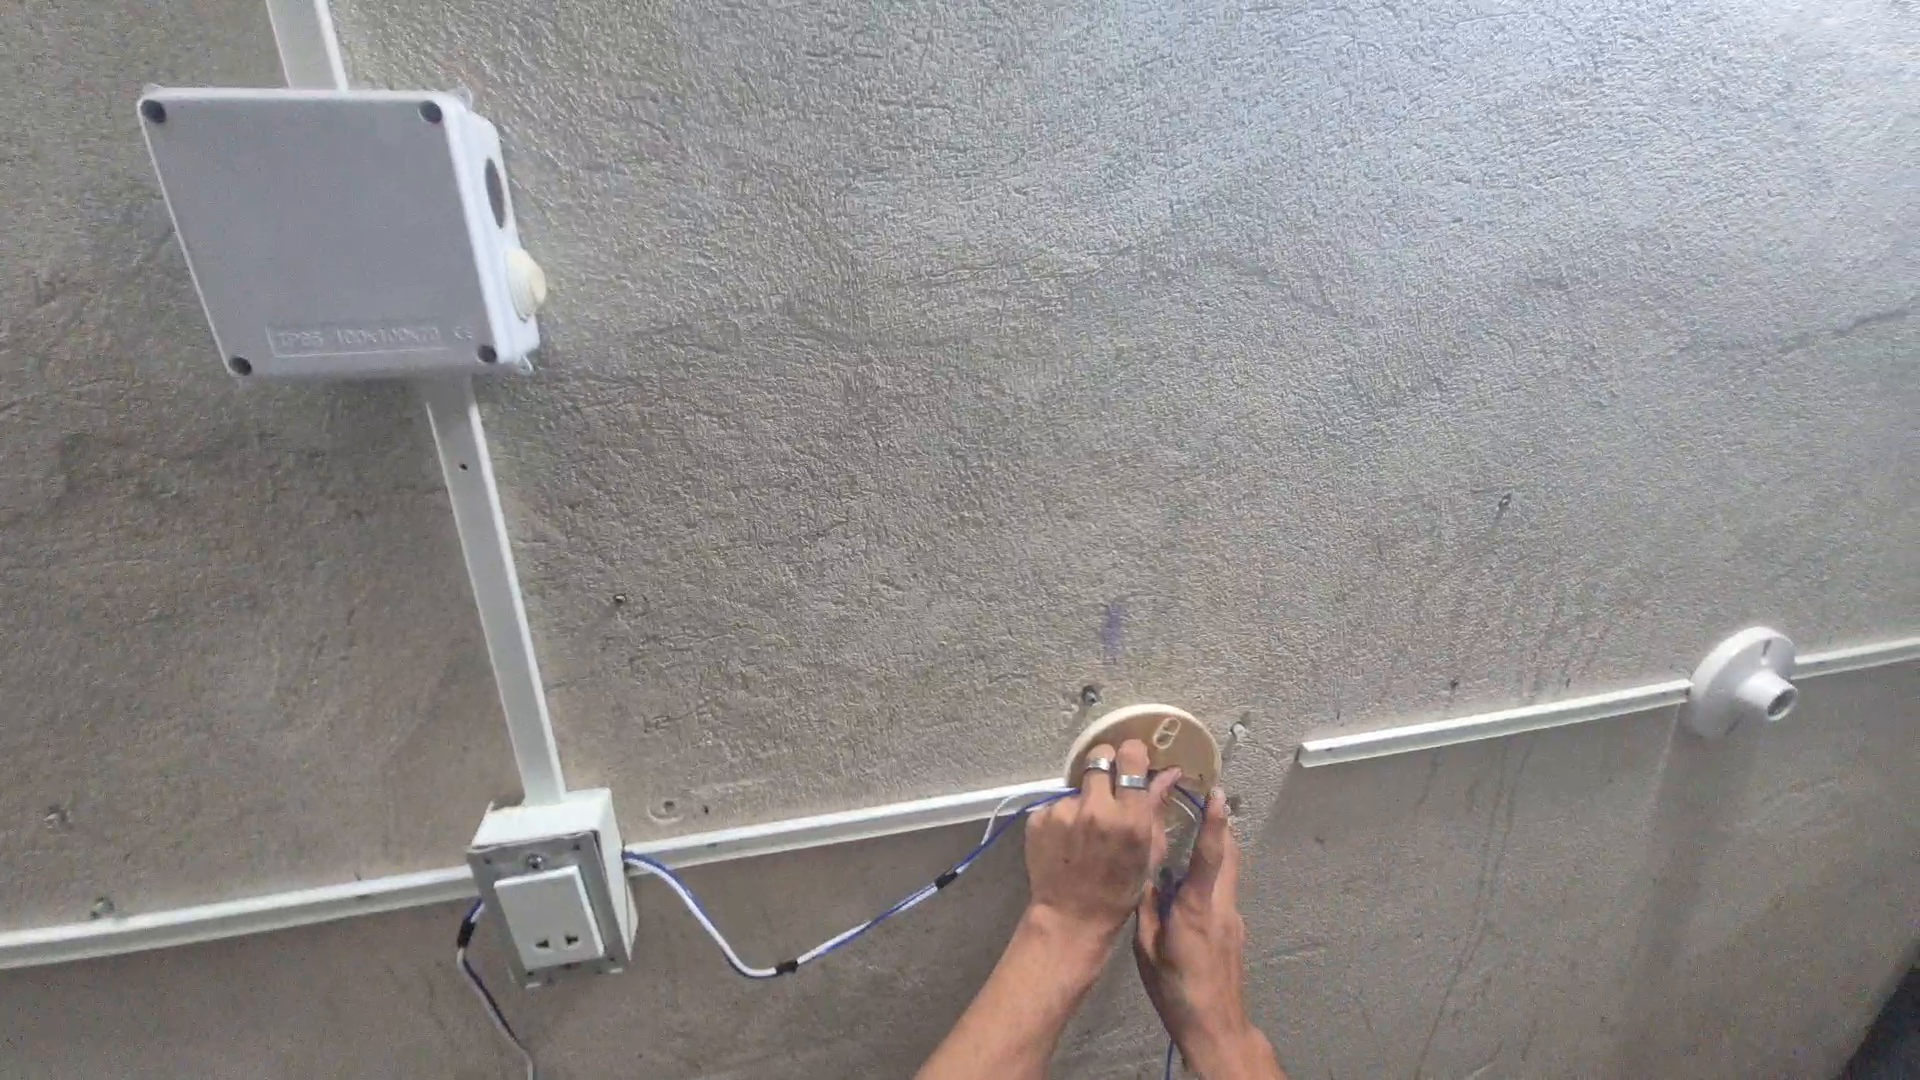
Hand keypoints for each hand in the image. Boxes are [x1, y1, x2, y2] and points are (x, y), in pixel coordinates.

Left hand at [1023, 739, 1181, 950]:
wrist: (1071, 917)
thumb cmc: (1120, 889)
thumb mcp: (1149, 852)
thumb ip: (1157, 806)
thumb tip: (1170, 770)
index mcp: (1129, 818)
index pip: (1129, 756)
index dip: (1131, 754)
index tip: (1132, 760)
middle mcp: (1095, 809)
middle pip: (1099, 757)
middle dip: (1105, 766)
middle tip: (1107, 785)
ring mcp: (1062, 812)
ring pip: (1076, 784)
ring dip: (1083, 797)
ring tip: (1084, 827)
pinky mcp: (1038, 817)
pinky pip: (1056, 803)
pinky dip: (1063, 815)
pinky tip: (1066, 839)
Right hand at [1134, 789, 1280, 1077]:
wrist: (1216, 1029)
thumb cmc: (1175, 990)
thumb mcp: (1147, 947)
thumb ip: (1146, 907)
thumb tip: (1144, 876)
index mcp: (1196, 908)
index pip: (1210, 855)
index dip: (1213, 822)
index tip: (1215, 793)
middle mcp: (1221, 906)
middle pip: (1229, 854)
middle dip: (1219, 824)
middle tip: (1201, 798)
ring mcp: (1233, 918)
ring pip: (1229, 870)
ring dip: (1216, 847)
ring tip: (1193, 831)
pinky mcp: (1235, 929)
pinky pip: (1224, 890)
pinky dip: (1211, 874)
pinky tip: (1187, 884)